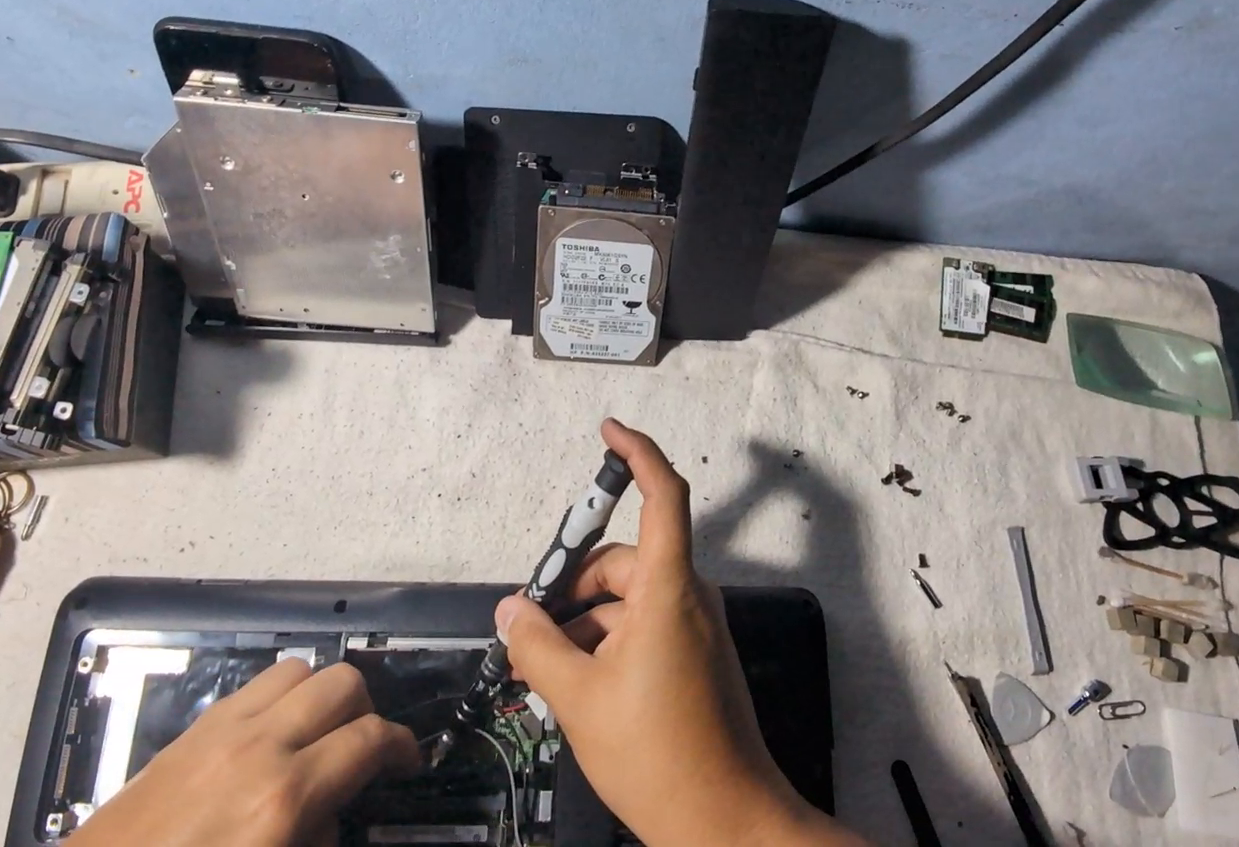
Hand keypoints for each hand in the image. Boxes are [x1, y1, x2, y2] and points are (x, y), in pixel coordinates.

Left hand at [66, 658, 418, 846]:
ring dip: (320, 696)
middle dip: (365, 711)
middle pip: (341, 683)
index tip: (407, 763)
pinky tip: (270, 740)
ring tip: (316, 735)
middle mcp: (258, 747)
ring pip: (298, 670)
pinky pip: (253, 688)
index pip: (368, 740)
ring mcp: (220, 731)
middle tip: (361, 749)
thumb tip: (328, 815)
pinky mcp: (190, 731)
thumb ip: (316, 835)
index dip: (402, 747)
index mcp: (282, 797)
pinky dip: (279, 700)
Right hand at [497, 419, 871, 846]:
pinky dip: (606, 642)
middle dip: (572, 588)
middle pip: (622, 562)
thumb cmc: (658, 755)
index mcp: (670, 589)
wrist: (726, 823)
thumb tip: (511, 612)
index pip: (664, 495)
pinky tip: (574, 684)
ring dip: (584, 624)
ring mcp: (694, 627)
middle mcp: (688, 597)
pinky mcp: (694, 655)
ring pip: (626, 600)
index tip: (610, 430)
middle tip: (529, 628)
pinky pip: (642, 627)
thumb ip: (537, 646)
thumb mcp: (578, 698)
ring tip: (545, 670)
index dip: (638, 453)